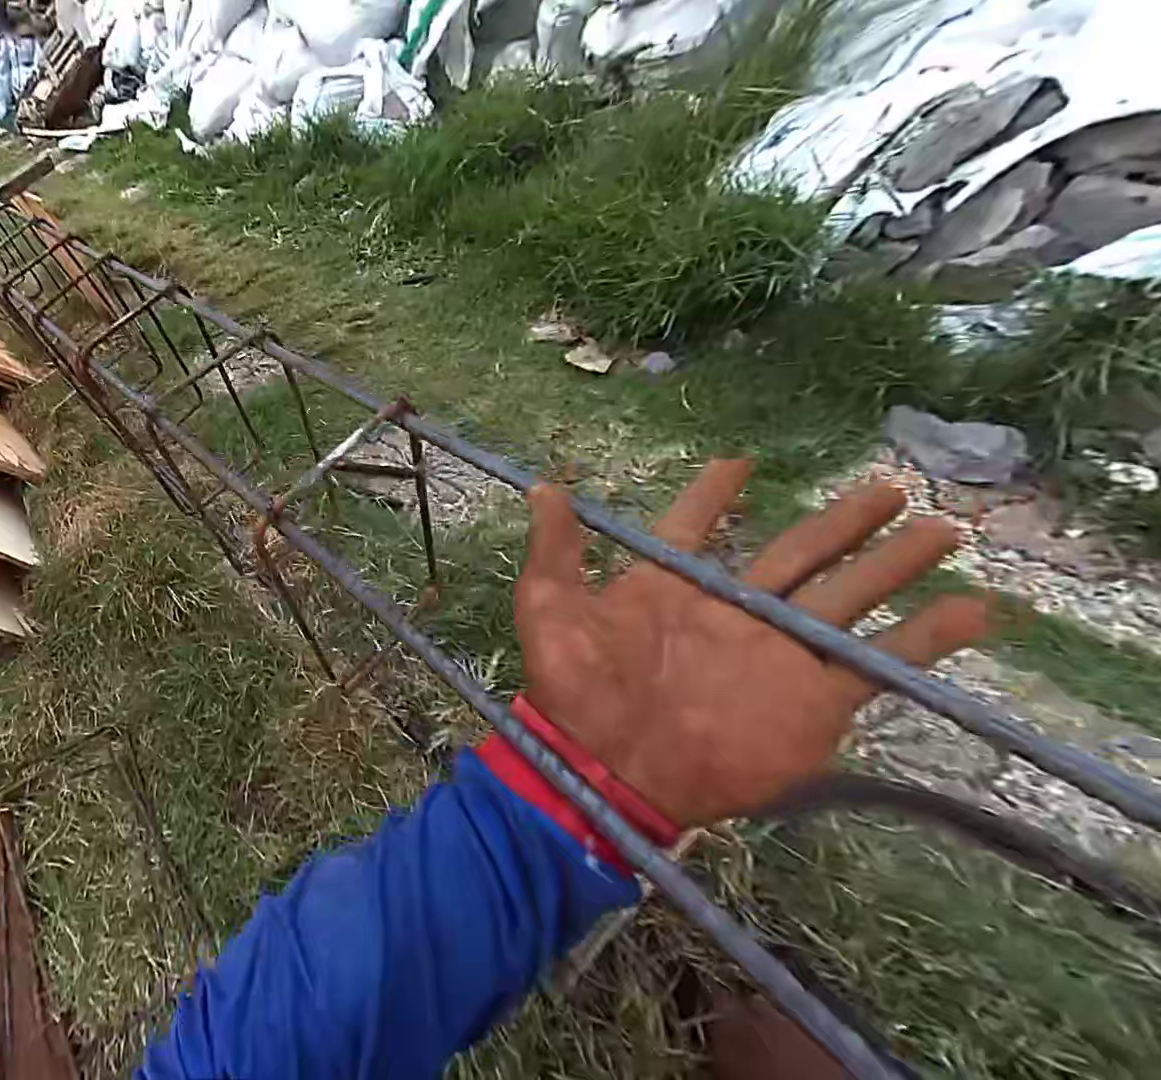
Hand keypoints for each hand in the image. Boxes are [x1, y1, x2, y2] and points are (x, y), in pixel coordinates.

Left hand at [512, 459, 988, 827]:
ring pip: (843, 596)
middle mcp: (723, 612)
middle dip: (835, 523)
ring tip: (937, 528)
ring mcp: (770, 652)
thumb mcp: (547, 604)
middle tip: (884, 487)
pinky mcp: (809, 699)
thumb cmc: (571, 682)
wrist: (606, 766)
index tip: (735, 462)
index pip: (690, 528)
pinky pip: (877, 662)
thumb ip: (552, 546)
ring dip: (890, 564)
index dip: (711, 496)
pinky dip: (926, 638)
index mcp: (662, 588)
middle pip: (791, 555)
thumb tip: (541, 486)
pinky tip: (974, 608)